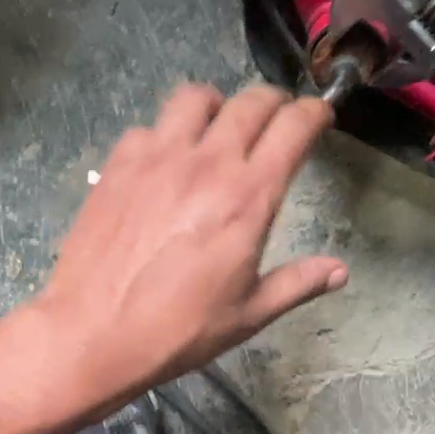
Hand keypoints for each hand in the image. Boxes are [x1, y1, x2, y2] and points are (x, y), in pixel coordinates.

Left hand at [27, 83, 346, 397]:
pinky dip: (167, 133)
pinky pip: (150, 127)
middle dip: (275, 102)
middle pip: (251, 102)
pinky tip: (165, 161)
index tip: (320, 116)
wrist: (94, 334)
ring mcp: (157, 158)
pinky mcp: (118, 164)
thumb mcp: (248, 315)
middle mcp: (207, 163)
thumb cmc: (179, 331)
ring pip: (196, 98)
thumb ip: (297, 284)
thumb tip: (340, 272)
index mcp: (248, 198)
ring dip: (218, 105)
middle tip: (278, 118)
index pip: (293, 129)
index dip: (314, 114)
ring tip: (218, 128)